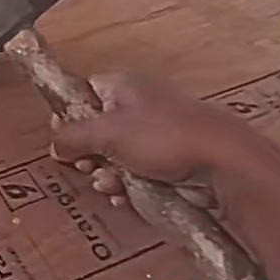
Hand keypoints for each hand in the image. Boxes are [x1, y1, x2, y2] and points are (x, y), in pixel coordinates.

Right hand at [49, 71, 267, 210]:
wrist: (225, 166)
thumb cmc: (161, 138)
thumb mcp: (104, 132)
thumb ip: (69, 137)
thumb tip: (55, 146)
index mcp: (124, 85)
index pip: (84, 92)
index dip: (68, 114)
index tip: (61, 136)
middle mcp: (139, 104)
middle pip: (94, 128)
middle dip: (87, 152)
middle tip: (86, 165)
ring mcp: (156, 133)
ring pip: (112, 154)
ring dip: (104, 172)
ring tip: (109, 184)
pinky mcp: (168, 159)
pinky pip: (133, 170)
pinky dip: (125, 184)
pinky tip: (124, 194)